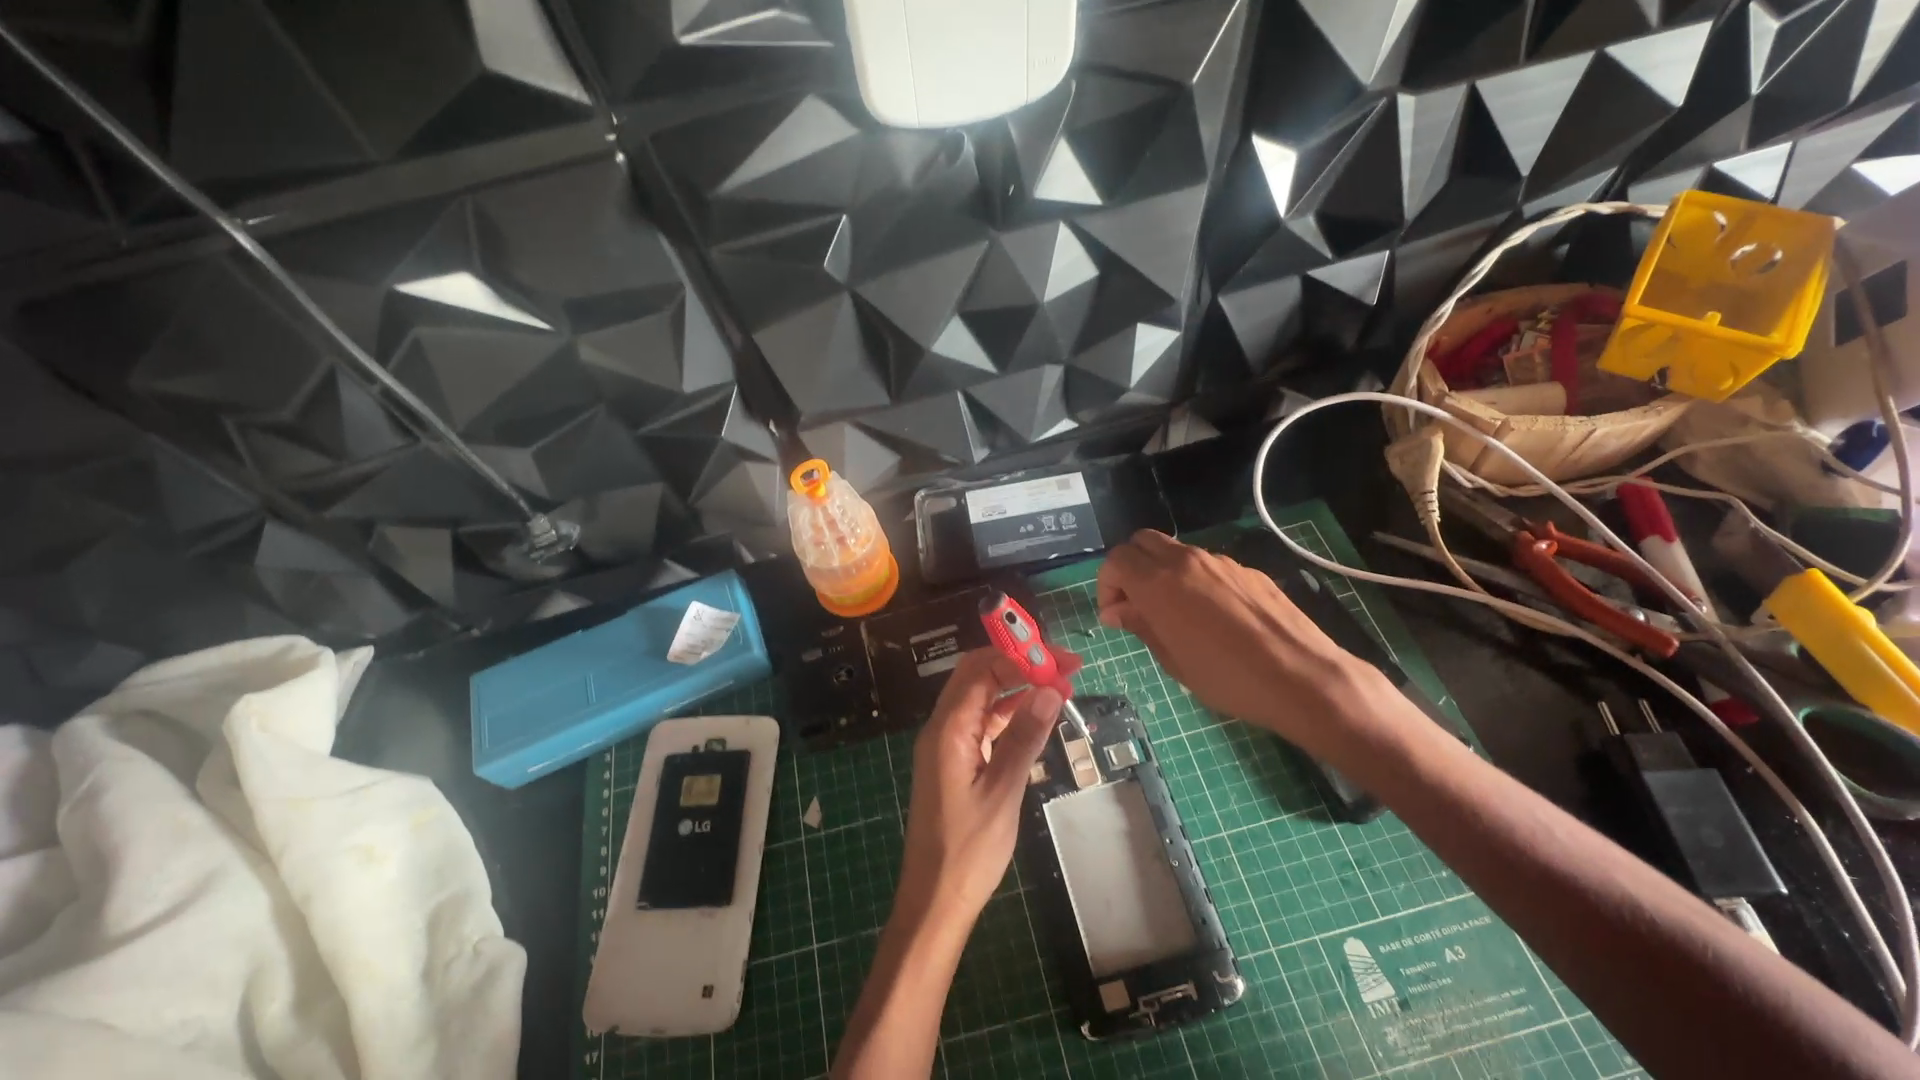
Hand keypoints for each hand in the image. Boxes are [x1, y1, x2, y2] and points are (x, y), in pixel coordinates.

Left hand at [893, 647, 1076, 932]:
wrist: (935, 898)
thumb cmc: (968, 849)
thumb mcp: (1003, 792)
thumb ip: (1024, 737)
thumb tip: (1050, 689)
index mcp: (948, 730)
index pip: (982, 669)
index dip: (1021, 656)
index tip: (1063, 659)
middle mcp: (942, 729)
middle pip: (978, 676)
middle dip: (1020, 665)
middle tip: (1066, 669)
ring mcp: (947, 746)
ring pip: (981, 699)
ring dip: (1017, 689)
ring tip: (1060, 689)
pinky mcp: (955, 763)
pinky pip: (982, 725)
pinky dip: (1009, 715)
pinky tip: (1036, 718)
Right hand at [1096, 530, 1386, 751]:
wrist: (1302, 677)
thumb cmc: (1228, 679)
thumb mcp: (1174, 661)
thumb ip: (1142, 625)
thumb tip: (1117, 610)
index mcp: (1161, 583)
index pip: (1117, 560)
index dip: (1106, 585)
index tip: (1114, 616)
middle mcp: (1188, 561)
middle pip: (1142, 542)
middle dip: (1129, 568)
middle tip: (1134, 606)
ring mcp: (1222, 562)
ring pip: (1177, 552)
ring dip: (1162, 573)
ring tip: (1173, 615)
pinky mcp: (1249, 572)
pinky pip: (1208, 566)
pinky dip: (1194, 581)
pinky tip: (1212, 619)